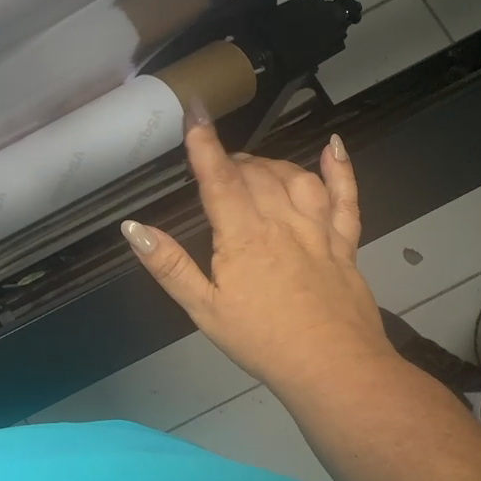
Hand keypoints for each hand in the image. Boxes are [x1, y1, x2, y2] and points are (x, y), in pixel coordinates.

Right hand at [121, 110, 393, 394]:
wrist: (334, 367)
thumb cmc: (260, 340)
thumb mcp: (202, 308)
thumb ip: (168, 265)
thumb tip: (134, 228)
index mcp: (244, 238)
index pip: (219, 180)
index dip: (204, 145)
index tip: (194, 113)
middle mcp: (283, 224)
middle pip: (256, 175)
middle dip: (231, 160)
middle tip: (211, 164)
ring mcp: (319, 231)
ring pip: (296, 179)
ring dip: (270, 164)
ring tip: (250, 165)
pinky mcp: (344, 244)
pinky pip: (346, 197)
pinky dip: (340, 169)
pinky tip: (333, 147)